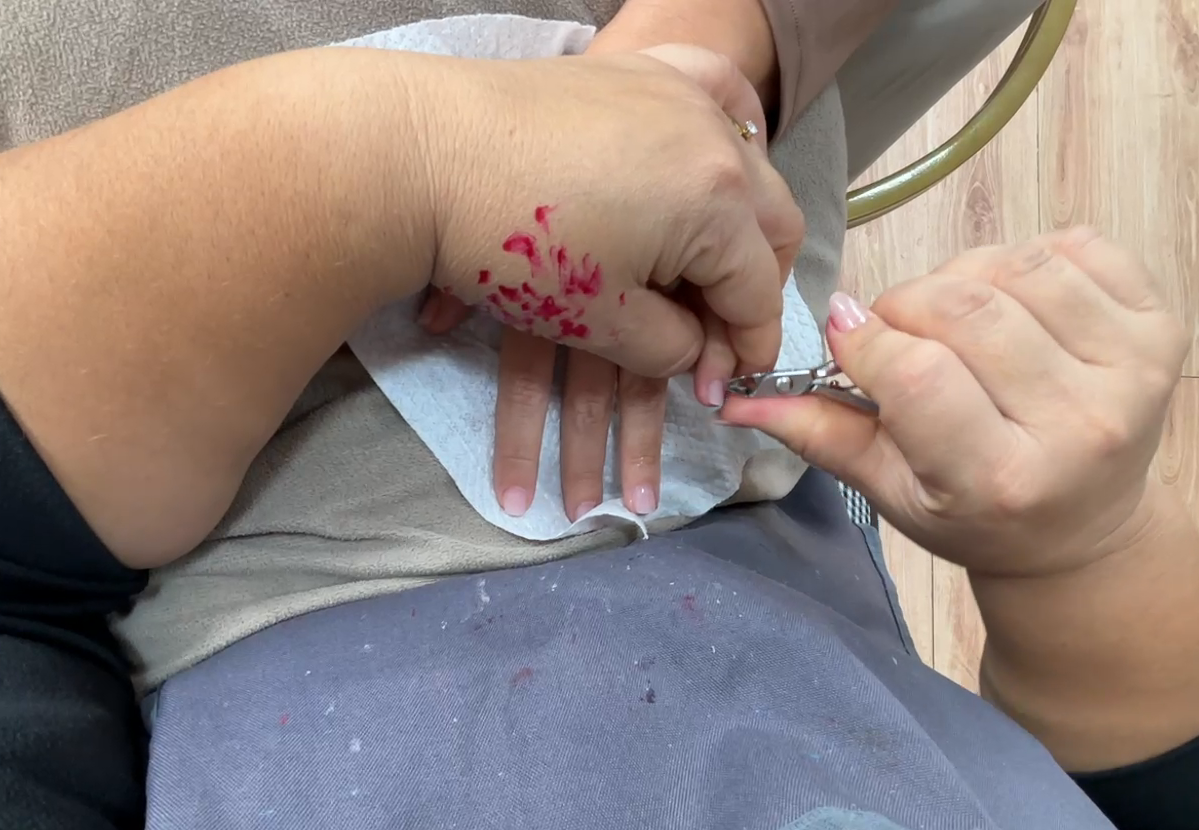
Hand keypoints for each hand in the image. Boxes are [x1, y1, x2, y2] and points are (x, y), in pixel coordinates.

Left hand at [412, 44, 800, 517]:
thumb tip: (698, 354)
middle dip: (755, 292)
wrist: (427, 154)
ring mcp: (680, 93)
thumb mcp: (601, 324)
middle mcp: (716, 140)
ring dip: (748, 225)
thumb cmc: (516, 250)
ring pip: (753, 165)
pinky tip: (719, 154)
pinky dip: (731, 131)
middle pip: (772, 228)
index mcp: (716, 206)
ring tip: (721, 269)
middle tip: (723, 336)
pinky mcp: (641, 73)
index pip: (756, 293)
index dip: (747, 349)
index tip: (728, 387)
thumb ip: (669, 349)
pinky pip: (715, 92)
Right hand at [722, 228, 1190, 577]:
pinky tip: (1007, 303)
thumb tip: (736, 400)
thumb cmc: (971, 518)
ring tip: (947, 319)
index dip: (865, 342)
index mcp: (1000, 478)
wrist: (1081, 528)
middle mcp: (1080, 424)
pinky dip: (1022, 260)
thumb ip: (818, 436)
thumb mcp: (888, 492)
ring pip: (1016, 267)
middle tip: (892, 330)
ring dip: (959, 279)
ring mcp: (1134, 370)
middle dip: (905, 305)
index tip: (844, 339)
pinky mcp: (1165, 329)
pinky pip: (1075, 246)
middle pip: (966, 311)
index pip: (918, 376)